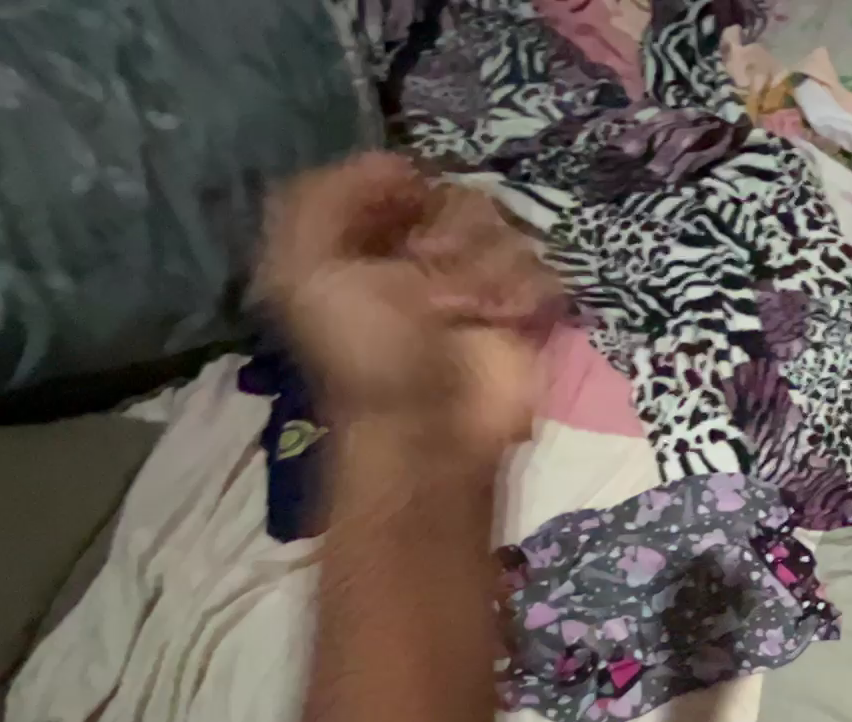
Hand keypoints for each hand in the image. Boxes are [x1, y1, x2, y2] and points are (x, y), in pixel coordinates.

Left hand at [257, 153, 561, 453]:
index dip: (406, 189)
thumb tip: (404, 165)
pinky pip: (546, 275)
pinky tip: (504, 320)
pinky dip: (527, 297)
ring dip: (490, 273)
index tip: (406, 220)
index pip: (405, 177)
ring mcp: (487, 282)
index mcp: (373, 237)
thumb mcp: (305, 270)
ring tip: (470, 312)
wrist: (435, 425)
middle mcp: (433, 253)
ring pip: (511, 233)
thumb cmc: (366, 353)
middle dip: (452, 238)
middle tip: (435, 283)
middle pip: (467, 199)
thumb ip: (326, 199)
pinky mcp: (529, 313)